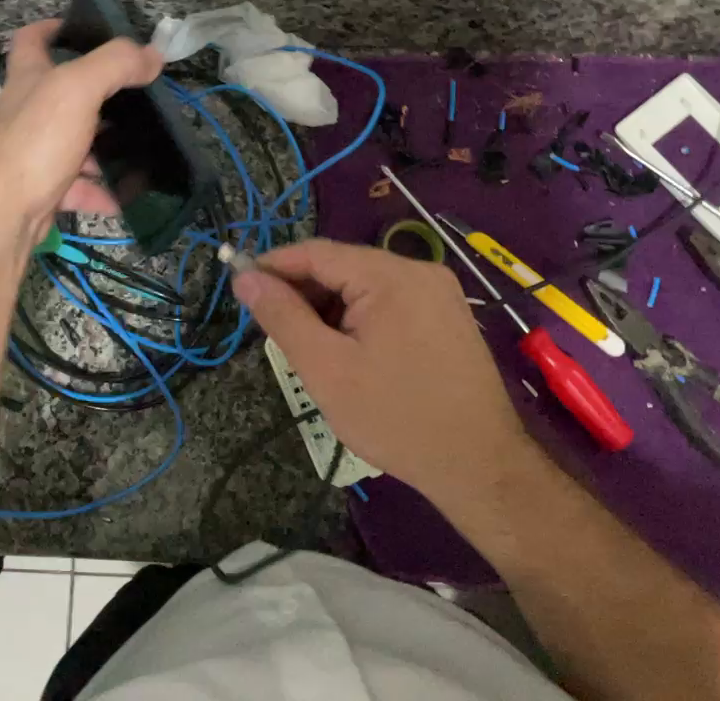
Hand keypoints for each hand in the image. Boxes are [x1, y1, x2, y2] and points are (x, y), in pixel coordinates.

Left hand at [0, 19, 162, 229]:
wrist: (1, 213)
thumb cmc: (35, 139)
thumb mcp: (77, 89)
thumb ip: (116, 65)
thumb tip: (153, 54)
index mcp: (28, 79)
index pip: (30, 40)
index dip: (52, 28)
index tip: (81, 30)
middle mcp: (25, 113)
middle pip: (60, 97)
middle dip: (96, 96)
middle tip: (133, 98)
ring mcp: (31, 154)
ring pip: (72, 144)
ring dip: (102, 148)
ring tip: (139, 148)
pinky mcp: (40, 191)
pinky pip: (77, 187)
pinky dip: (100, 191)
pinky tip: (125, 196)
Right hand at [232, 239, 539, 507]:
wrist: (479, 466)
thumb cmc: (395, 418)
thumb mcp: (326, 368)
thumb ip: (283, 317)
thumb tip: (245, 278)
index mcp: (391, 275)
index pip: (317, 253)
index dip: (273, 266)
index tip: (239, 287)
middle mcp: (419, 271)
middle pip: (343, 267)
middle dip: (303, 293)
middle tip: (273, 330)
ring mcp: (439, 293)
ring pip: (365, 286)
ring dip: (330, 309)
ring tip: (309, 349)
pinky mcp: (447, 316)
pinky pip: (389, 302)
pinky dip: (359, 319)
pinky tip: (346, 352)